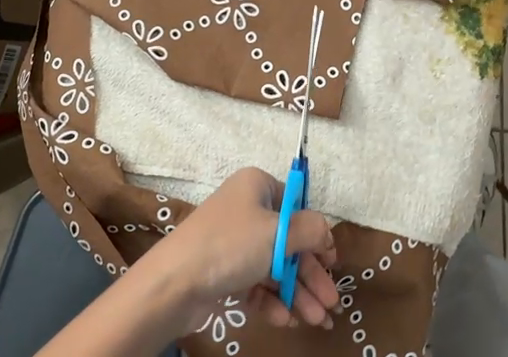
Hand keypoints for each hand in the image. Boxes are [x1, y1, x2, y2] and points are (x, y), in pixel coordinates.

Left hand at [135, 167, 340, 333]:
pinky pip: (257, 283)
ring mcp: (235, 242)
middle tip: (332, 304)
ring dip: (298, 293)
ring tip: (318, 321)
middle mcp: (246, 210)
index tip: (333, 262)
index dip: (317, 236)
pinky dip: (273, 300)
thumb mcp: (277, 232)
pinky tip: (286, 320)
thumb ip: (310, 230)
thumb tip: (327, 231)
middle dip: (311, 275)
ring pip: (275, 267)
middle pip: (289, 242)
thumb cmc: (231, 245)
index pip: (297, 208)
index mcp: (257, 187)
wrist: (174, 283)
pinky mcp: (225, 271)